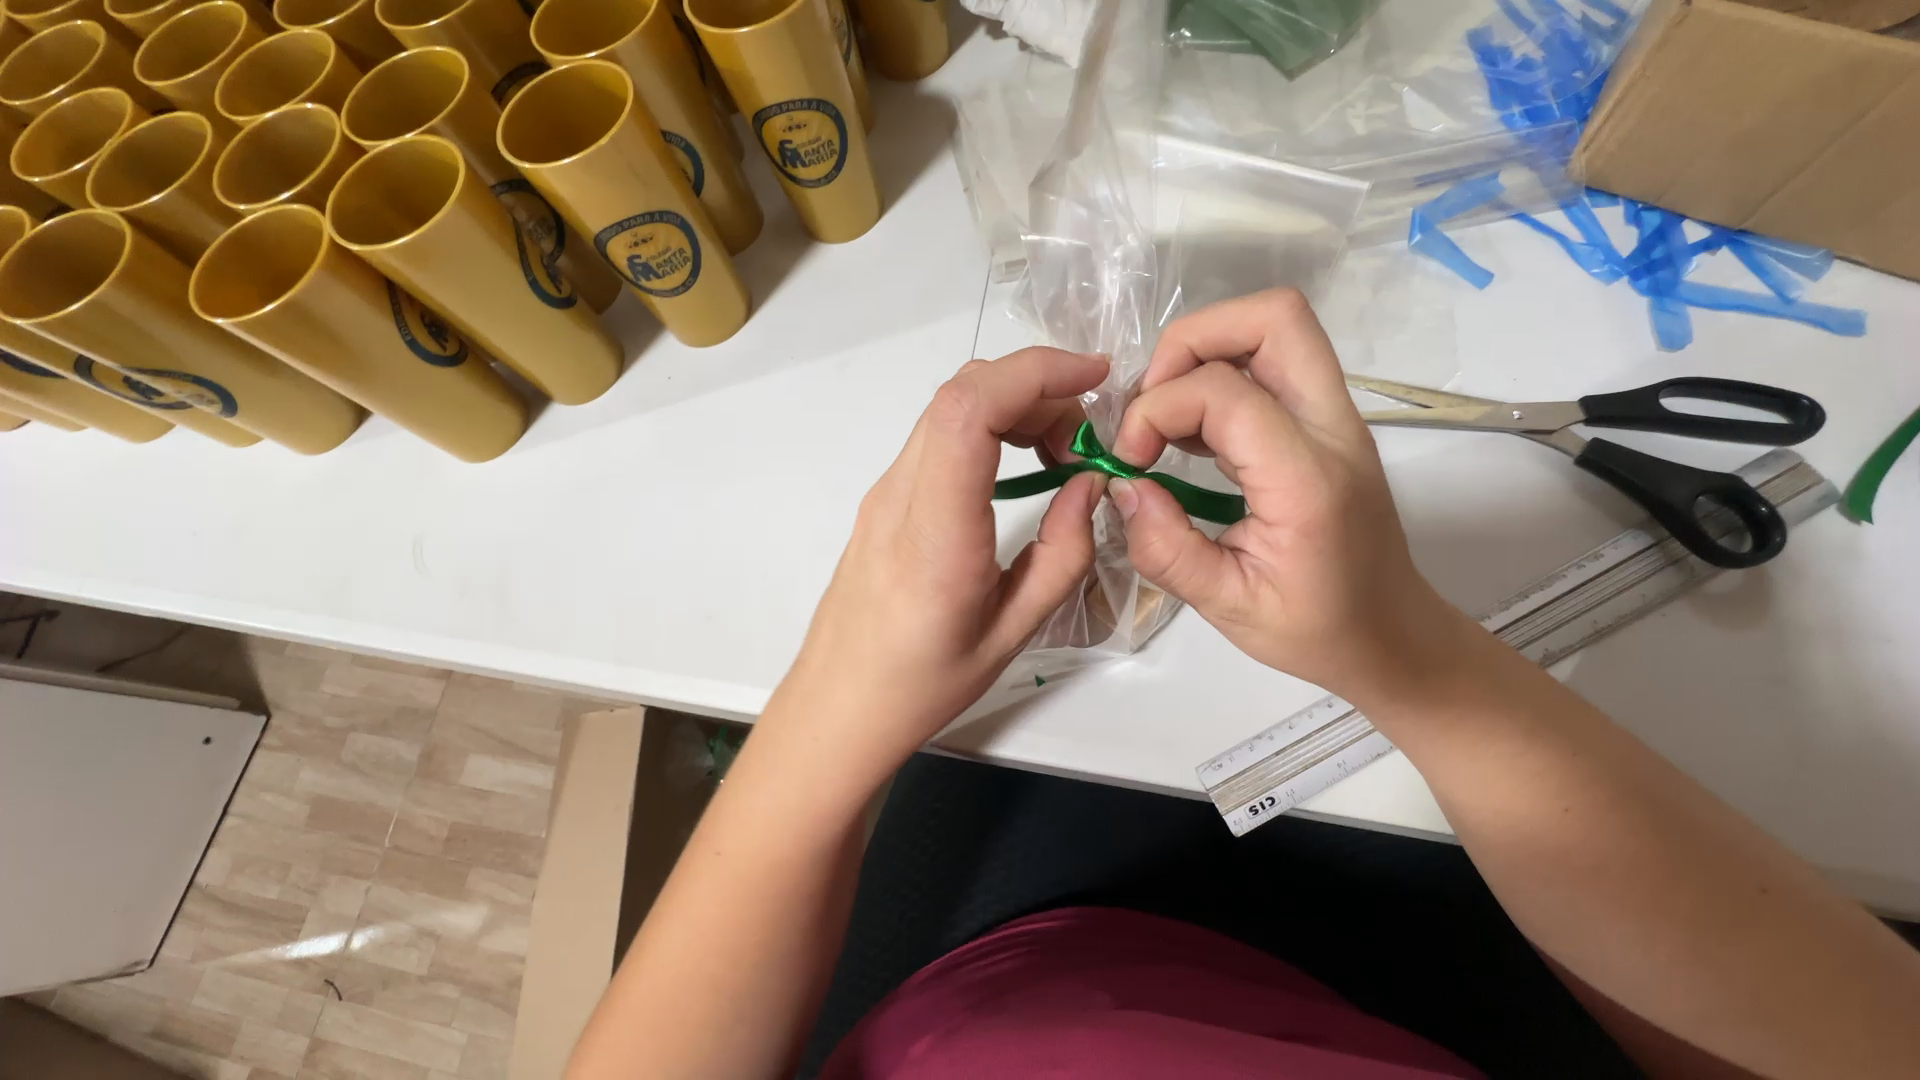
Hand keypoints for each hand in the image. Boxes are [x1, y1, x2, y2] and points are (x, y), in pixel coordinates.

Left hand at [772, 348, 1108, 776]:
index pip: (969, 409)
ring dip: (1013, 406)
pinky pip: (937, 437)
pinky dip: (987, 427)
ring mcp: (883, 492)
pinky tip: (1019, 465)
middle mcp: (899, 495)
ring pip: (948, 409)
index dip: (1035, 373)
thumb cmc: (925, 683)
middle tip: (1085, 438)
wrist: (839, 704)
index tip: (1095, 377)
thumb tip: (1091, 484)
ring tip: (1060, 453)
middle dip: (1038, 389)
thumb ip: (1062, 552)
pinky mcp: (882, 499)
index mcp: (935, 533)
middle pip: (961, 393)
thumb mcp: (1014, 631)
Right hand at [1106, 289, 1466, 702]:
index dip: (1155, 411)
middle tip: (1152, 404)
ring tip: (1166, 417)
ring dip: (1205, 352)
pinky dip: (1220, 374)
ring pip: (1277, 326)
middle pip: (1272, 317)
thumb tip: (1122, 487)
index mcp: (1307, 478)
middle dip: (1190, 342)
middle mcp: (1332, 428)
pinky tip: (1191, 434)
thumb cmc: (1317, 629)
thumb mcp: (1227, 606)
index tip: (1129, 462)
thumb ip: (1166, 548)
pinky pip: (1273, 362)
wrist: (1393, 636)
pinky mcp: (1326, 423)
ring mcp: (1336, 419)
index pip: (1221, 390)